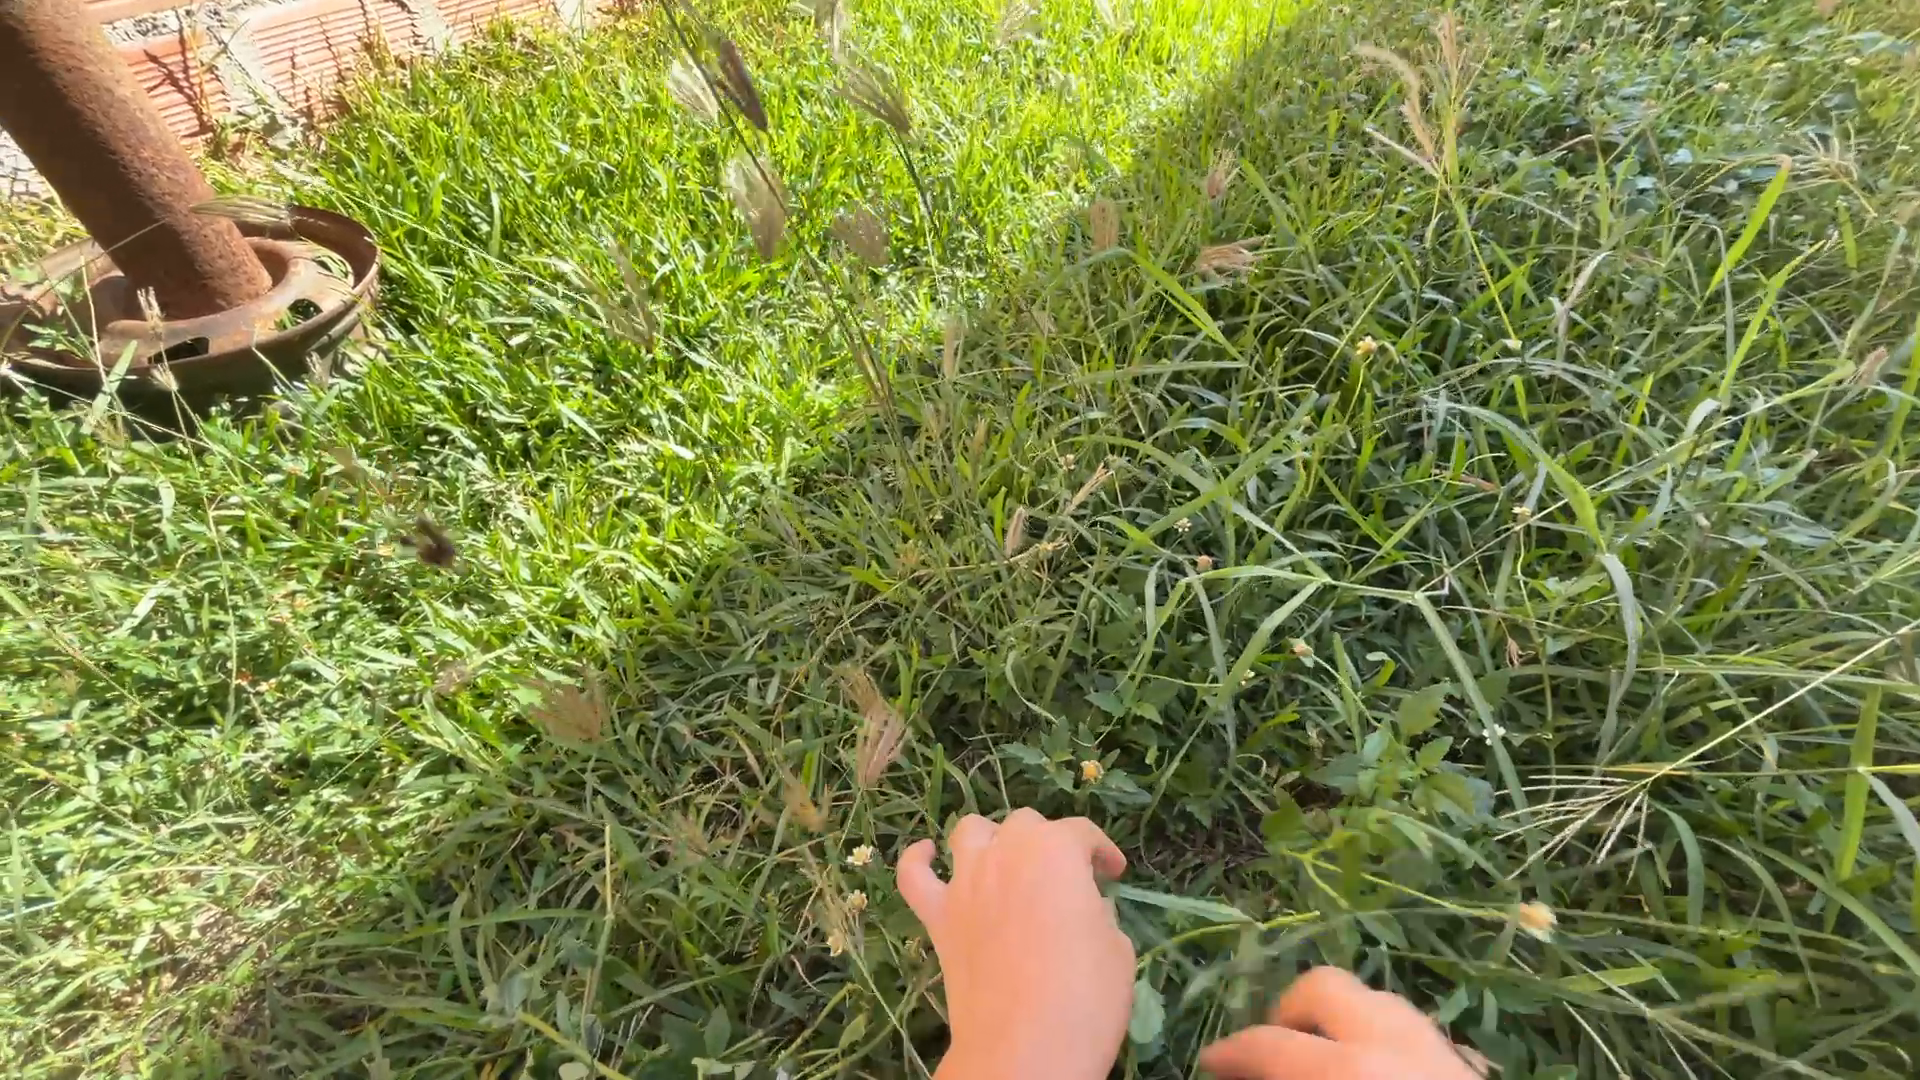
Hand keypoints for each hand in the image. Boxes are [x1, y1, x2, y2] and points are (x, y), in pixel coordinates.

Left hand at [897, 808, 1133, 1079]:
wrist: (1025, 1051)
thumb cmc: (1084, 998)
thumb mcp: (1117, 948)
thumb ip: (1098, 911)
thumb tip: (1083, 907)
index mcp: (1056, 850)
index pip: (1084, 833)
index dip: (1102, 850)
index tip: (1113, 874)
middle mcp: (1007, 850)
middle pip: (1026, 824)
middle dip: (1049, 843)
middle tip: (1065, 881)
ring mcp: (967, 881)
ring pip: (971, 831)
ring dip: (990, 839)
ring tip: (1004, 861)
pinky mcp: (939, 915)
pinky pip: (914, 874)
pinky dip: (918, 859)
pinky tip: (927, 854)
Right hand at [1200, 967, 1483, 1079]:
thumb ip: (1287, 1076)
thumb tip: (1245, 1073)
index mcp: (1354, 1073)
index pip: (1271, 1046)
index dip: (1232, 1053)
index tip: (1210, 1062)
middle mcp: (1396, 1047)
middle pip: (1323, 989)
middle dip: (1287, 1014)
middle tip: (1269, 1054)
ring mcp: (1442, 1055)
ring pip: (1375, 1002)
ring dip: (1336, 1021)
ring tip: (1319, 1061)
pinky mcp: (1471, 1073)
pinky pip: (1413, 1034)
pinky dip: (1381, 1042)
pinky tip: (1375, 1077)